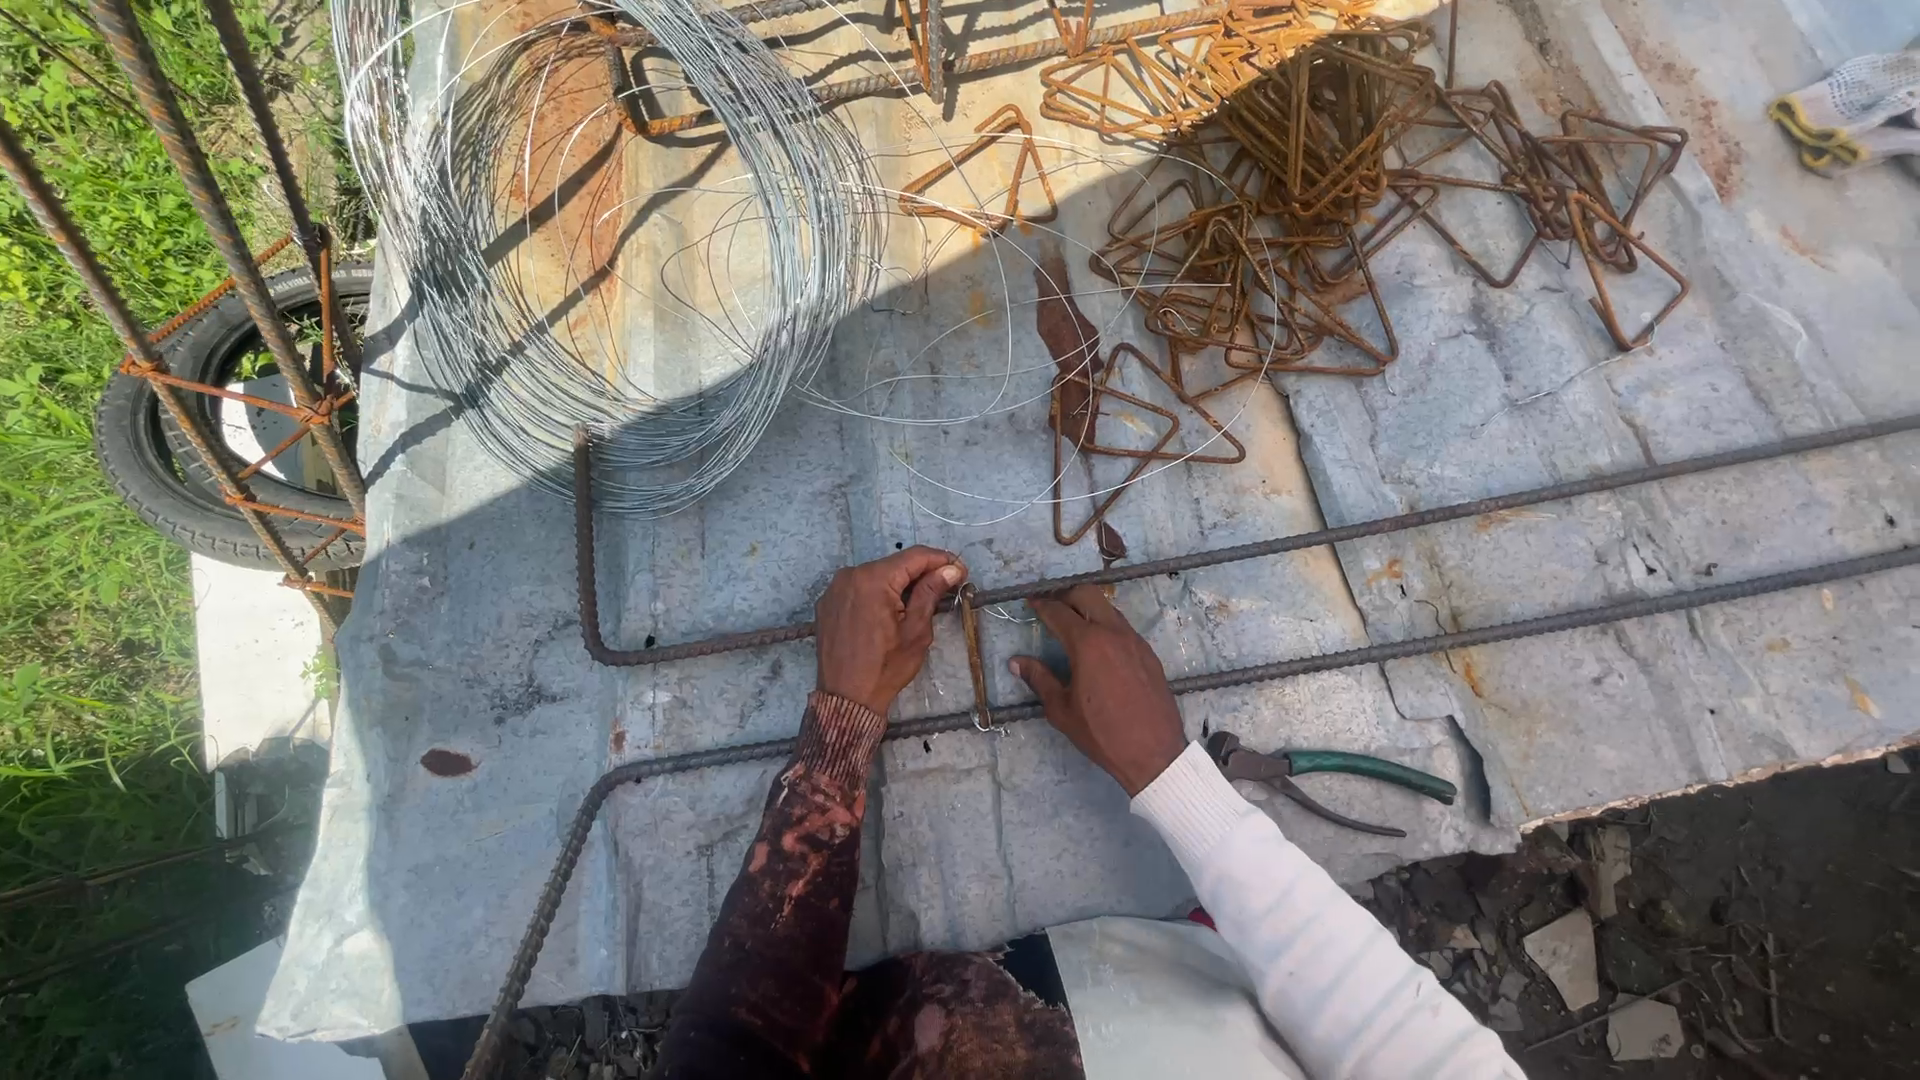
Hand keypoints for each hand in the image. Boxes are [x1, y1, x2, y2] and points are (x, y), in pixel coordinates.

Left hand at [815, 547, 967, 714]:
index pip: (914, 556)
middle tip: (945, 588)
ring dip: (899, 583)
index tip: (960, 571)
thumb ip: (931, 593)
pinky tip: (890, 612)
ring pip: (876, 575)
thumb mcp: (916, 630)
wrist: (846, 699)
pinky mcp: (827, 603)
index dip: (942, 560)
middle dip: (921, 573)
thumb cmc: (885, 668)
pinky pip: (859, 588)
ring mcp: (834, 589)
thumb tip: (950, 570)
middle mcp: (849, 575)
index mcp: (873, 579)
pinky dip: (877, 593)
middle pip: (894, 564)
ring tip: (919, 602)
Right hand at [1010, 585, 1186, 795]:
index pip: (1058, 611)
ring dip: (1087, 608)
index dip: (1040, 604)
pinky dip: (1105, 625)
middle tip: (1051, 609)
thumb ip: (1039, 679)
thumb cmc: (1102, 733)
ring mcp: (1134, 640)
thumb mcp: (1061, 709)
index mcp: (1088, 644)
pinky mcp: (1148, 652)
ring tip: (1072, 625)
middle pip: (1086, 594)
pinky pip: (1123, 626)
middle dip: (1065, 595)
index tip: (1030, 603)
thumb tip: (1016, 662)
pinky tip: (1098, 647)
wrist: (1154, 753)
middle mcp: (1113, 632)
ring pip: (1107, 607)